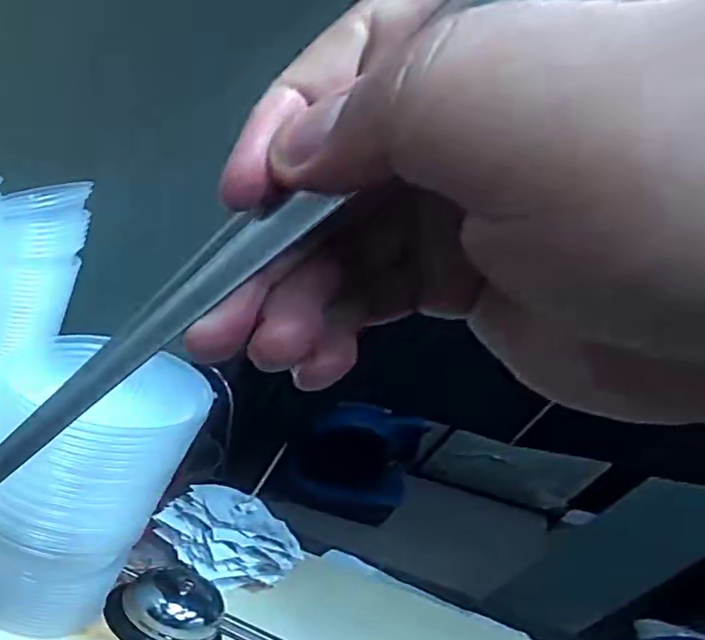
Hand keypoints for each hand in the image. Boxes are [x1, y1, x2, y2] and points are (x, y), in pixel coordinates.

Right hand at [184, 0, 704, 422]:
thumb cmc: (679, 181)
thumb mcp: (534, 100)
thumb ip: (392, 101)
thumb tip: (293, 157)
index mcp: (509, 36)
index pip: (358, 57)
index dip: (281, 128)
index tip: (242, 202)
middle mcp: (481, 113)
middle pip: (323, 179)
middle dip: (263, 259)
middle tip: (220, 327)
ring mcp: (468, 198)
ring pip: (329, 251)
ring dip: (285, 309)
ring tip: (279, 356)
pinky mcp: (465, 275)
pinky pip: (362, 298)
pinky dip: (326, 335)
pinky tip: (318, 365)